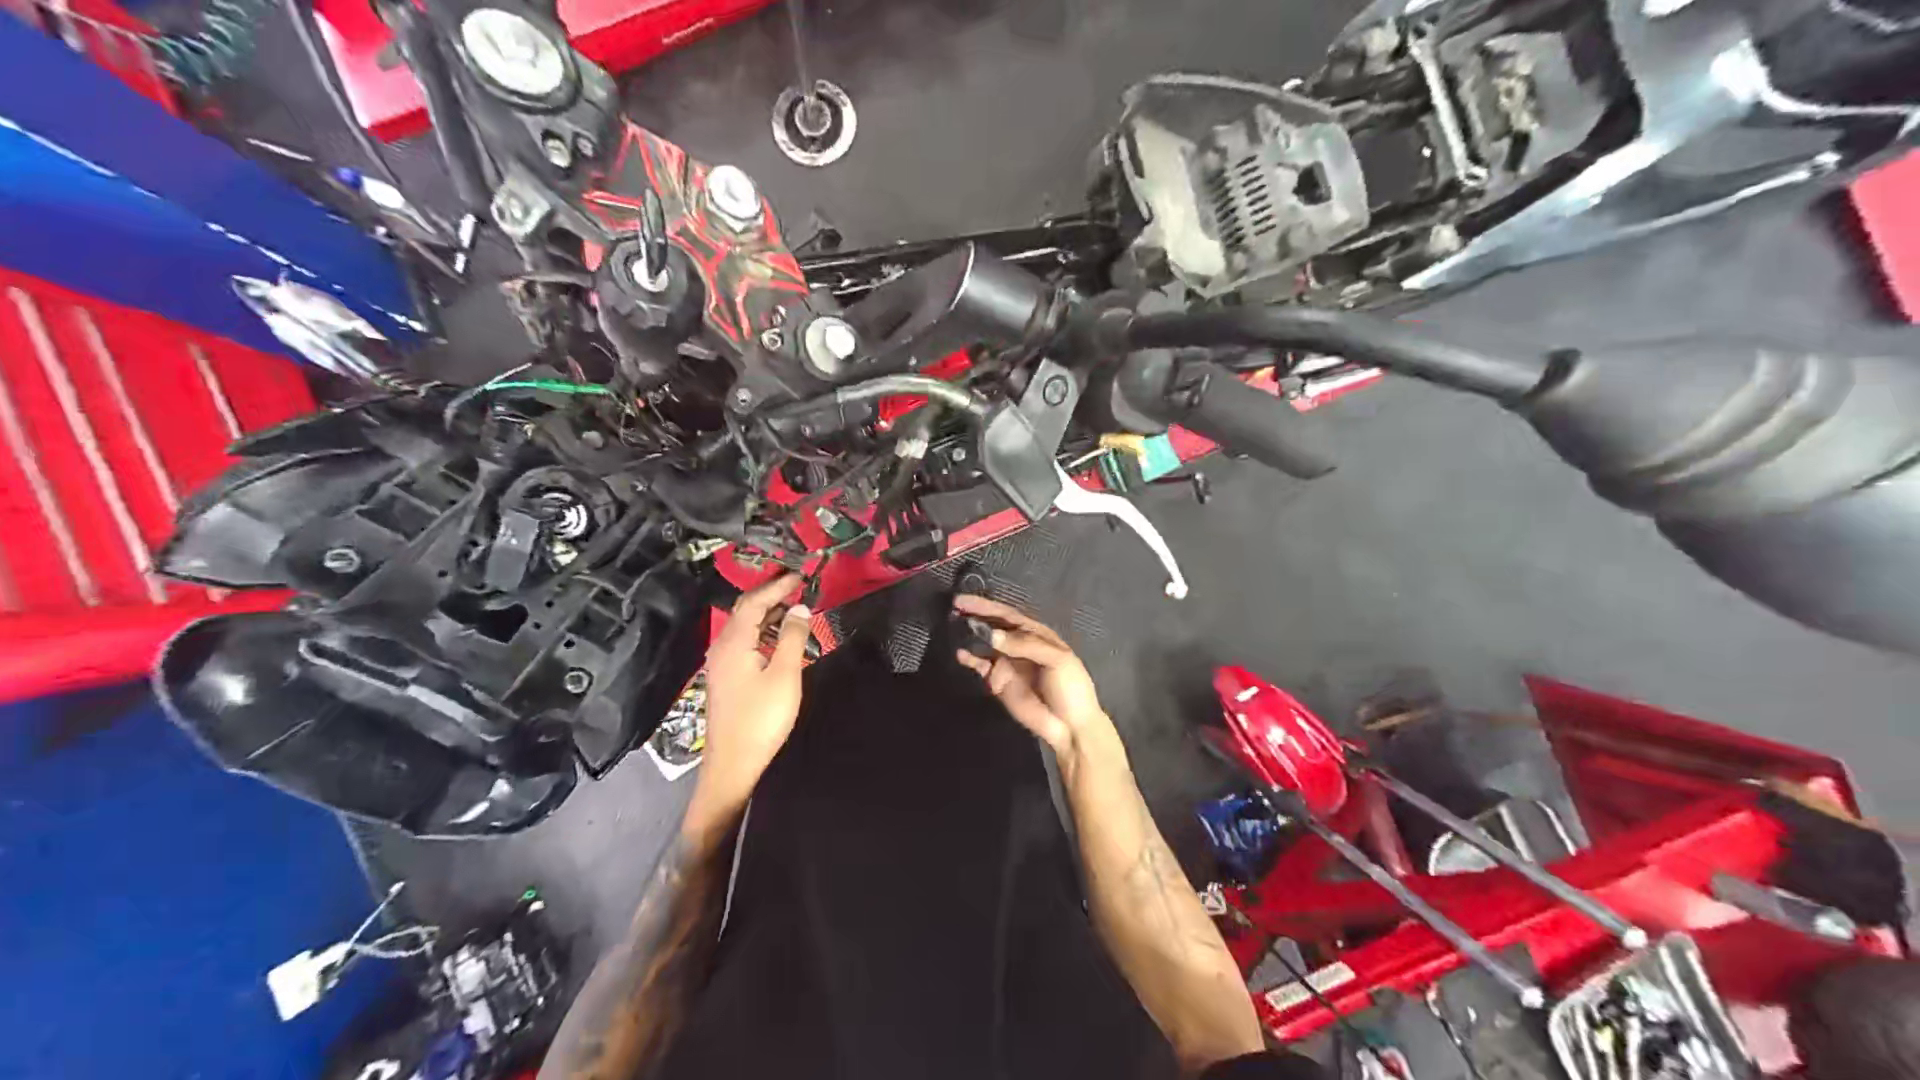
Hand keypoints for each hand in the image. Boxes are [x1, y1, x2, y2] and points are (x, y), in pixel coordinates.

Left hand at [689, 573, 810, 830]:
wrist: (734, 765)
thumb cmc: (761, 719)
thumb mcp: (785, 675)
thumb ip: (793, 637)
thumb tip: (799, 608)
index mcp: (733, 642)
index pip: (754, 601)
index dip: (777, 585)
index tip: (800, 575)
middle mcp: (722, 647)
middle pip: (745, 611)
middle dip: (771, 595)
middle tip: (798, 585)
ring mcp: (722, 663)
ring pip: (745, 627)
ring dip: (769, 614)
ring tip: (795, 608)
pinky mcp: (727, 678)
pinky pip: (745, 642)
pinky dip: (764, 632)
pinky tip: (781, 639)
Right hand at [952, 595, 1118, 768]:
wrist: (1069, 727)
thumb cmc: (1070, 688)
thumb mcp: (1057, 660)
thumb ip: (1025, 644)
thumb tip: (991, 635)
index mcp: (1036, 634)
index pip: (1008, 614)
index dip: (987, 606)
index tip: (965, 600)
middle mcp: (1018, 645)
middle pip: (993, 625)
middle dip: (975, 614)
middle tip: (954, 605)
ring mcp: (1007, 663)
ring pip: (984, 644)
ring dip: (970, 634)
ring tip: (952, 625)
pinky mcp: (998, 682)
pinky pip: (981, 666)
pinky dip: (970, 659)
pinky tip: (960, 654)